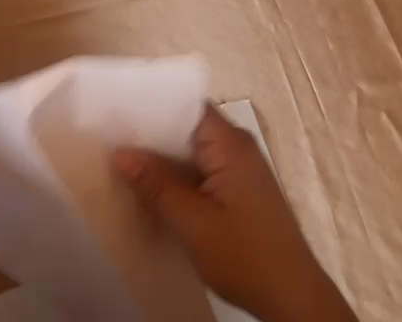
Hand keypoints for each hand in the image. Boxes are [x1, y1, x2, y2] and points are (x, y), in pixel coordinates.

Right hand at [114, 105, 356, 321]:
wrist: (292, 298)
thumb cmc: (244, 255)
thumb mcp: (192, 222)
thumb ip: (156, 184)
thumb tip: (120, 152)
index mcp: (230, 143)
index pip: (185, 104)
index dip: (150, 104)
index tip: (115, 109)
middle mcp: (237, 146)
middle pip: (187, 125)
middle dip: (150, 132)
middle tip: (109, 136)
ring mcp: (240, 168)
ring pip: (192, 149)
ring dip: (162, 156)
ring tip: (122, 159)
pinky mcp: (239, 188)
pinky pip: (201, 168)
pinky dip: (178, 174)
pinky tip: (152, 187)